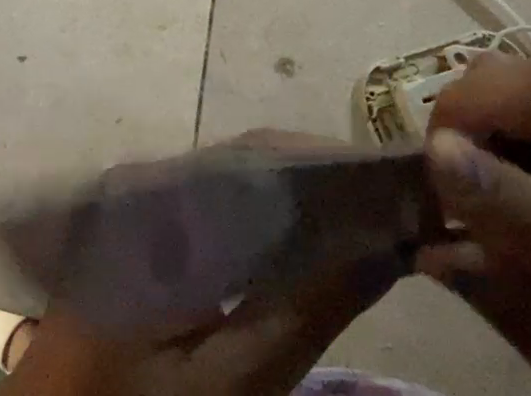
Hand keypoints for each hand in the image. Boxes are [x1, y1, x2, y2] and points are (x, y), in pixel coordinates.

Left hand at [0, 130, 405, 395]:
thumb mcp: (229, 381)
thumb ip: (305, 309)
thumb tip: (384, 244)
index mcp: (155, 204)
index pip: (260, 157)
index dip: (333, 167)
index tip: (398, 192)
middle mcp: (140, 184)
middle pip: (247, 165)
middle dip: (321, 185)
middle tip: (393, 215)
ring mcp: (131, 204)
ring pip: (231, 184)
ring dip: (295, 204)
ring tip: (361, 231)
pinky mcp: (132, 231)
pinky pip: (208, 208)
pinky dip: (260, 224)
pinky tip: (299, 251)